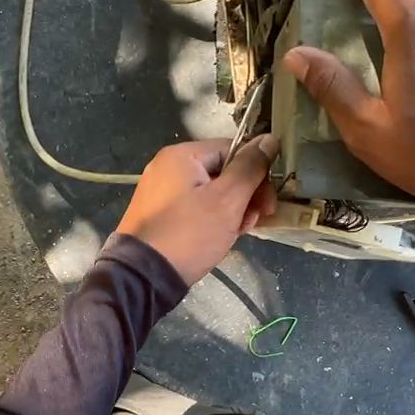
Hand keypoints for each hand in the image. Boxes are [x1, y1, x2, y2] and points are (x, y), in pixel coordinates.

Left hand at [115, 135, 279, 285]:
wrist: (144, 276)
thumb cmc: (189, 234)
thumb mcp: (227, 199)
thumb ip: (250, 167)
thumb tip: (270, 139)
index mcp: (181, 155)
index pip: (233, 149)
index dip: (256, 174)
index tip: (268, 204)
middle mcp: (167, 167)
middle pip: (222, 171)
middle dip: (245, 196)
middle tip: (254, 222)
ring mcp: (161, 192)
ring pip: (210, 192)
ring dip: (232, 210)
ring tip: (237, 233)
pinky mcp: (160, 215)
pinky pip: (195, 208)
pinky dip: (212, 219)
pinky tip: (220, 237)